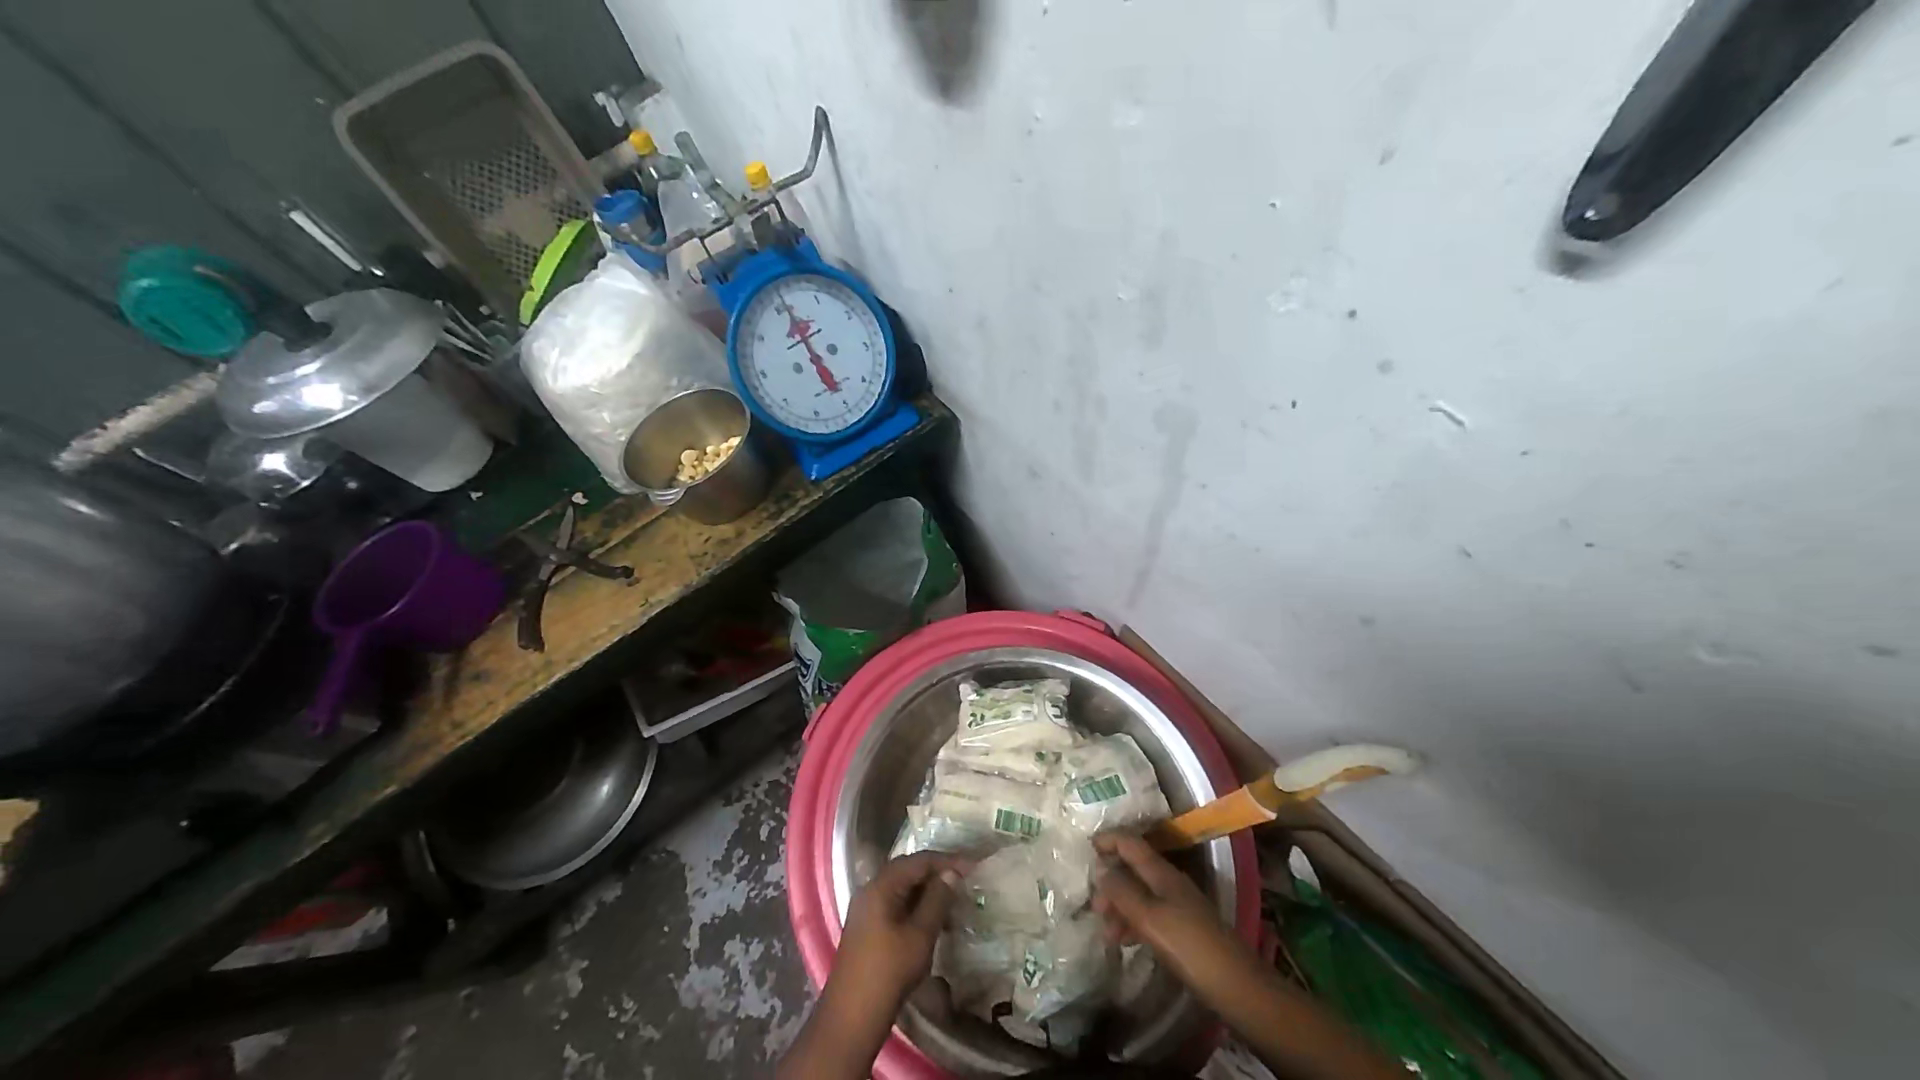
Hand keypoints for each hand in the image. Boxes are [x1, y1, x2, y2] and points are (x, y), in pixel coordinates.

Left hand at [779, 853, 966, 1079]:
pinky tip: (932, 918)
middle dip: (936, 872)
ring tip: (953, 898)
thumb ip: (936, 900)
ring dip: (927, 890)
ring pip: (901, 888)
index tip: (972, 865)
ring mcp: (866, 909)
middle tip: (964, 878)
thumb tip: (951, 873)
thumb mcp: (920, 934)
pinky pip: (895, 903)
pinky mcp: (868, 927)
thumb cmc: (889, 971)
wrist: (852, 1015)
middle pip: (907, 870)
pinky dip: (916, 905)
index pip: (918, 861)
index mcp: (881, 886)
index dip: (946, 860)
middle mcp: (870, 890)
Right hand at [1094, 834, 1406, 1079]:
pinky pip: (1150, 915)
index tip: (1086, 846)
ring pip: (1140, 895)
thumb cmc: (1188, 945)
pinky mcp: (1184, 928)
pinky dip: (1134, 923)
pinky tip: (1126, 941)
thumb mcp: (1148, 917)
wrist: (1236, 985)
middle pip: (1134, 870)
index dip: (1108, 840)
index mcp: (1162, 873)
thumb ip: (1122, 891)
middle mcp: (1170, 882)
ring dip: (1120, 907)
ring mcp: (1179, 905)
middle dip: (1110, 882)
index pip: (1131, 843)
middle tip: (1093, 906)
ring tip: (1107, 932)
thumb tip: (1100, 868)